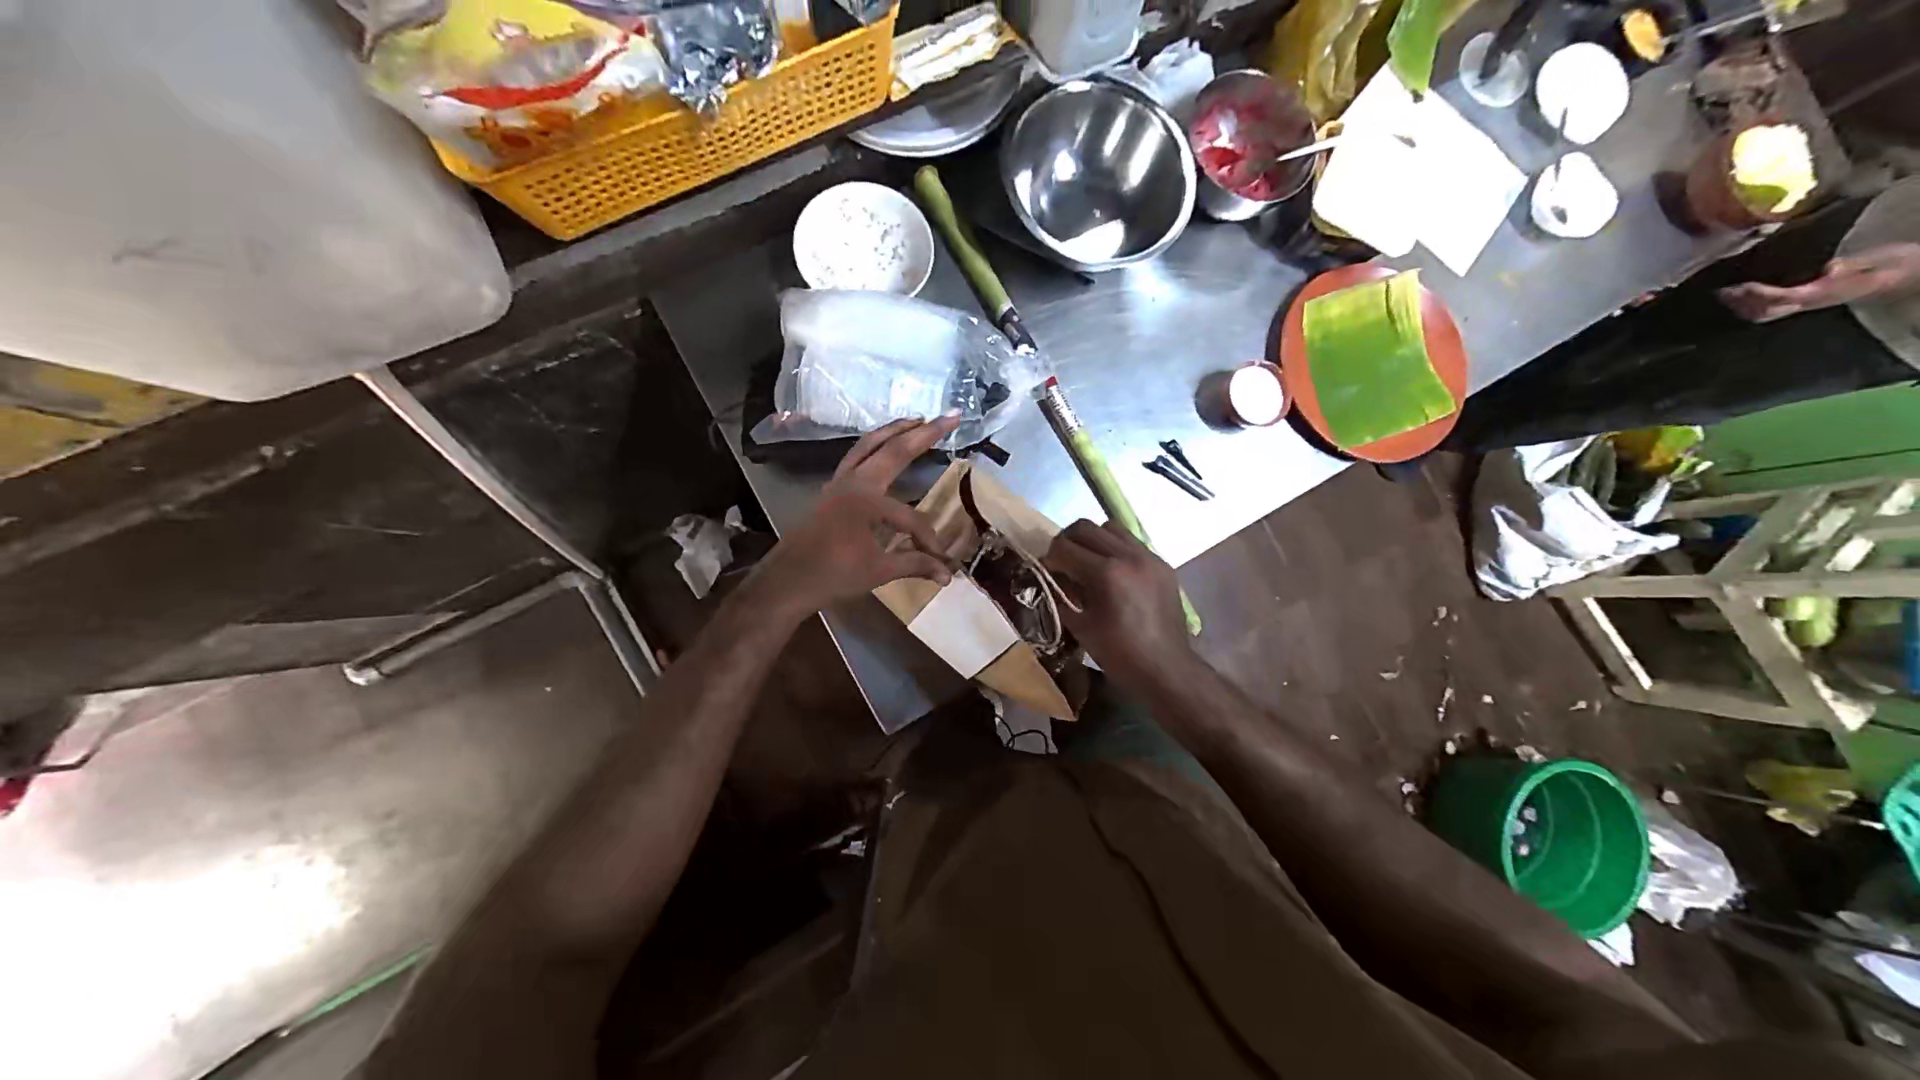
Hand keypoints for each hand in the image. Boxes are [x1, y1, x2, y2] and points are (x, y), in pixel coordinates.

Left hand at [751, 417, 960, 618]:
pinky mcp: (831, 491)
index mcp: (866, 501)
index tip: (941, 561)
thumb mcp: (878, 572)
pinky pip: (856, 458)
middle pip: (892, 449)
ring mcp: (839, 483)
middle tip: (949, 417)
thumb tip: (948, 575)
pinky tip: (883, 449)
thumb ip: (915, 565)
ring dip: (894, 431)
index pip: (911, 517)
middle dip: (923, 433)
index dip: (928, 539)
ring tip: (917, 420)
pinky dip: (874, 447)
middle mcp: (853, 483)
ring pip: (868, 445)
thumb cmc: (832, 576)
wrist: (786, 582)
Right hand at [1044, 520, 1199, 692]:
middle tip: (1062, 562)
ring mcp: (1149, 557)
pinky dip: (1115, 549)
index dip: (1049, 557)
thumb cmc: (1119, 654)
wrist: (1166, 669)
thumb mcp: (1080, 627)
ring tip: (1088, 562)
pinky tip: (1113, 573)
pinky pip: (1132, 543)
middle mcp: (1129, 556)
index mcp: (1106, 573)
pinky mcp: (1162, 564)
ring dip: (1092, 540)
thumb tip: (1049, 578)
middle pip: (1085, 527)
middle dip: (1067, 542)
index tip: (1046, 570)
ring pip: (1110, 528)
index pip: (1064, 546)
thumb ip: (1061, 595)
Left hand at [1719, 242, 1919, 320]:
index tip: (1740, 287)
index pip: (1785, 298)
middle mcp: (1812, 303)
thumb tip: (1832, 267)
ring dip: (1742, 307)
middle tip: (1722, 292)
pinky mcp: (1807, 303)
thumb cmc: (1895, 263)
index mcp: (1826, 292)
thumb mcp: (1881, 260)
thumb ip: (1855, 264)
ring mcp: (1808, 305)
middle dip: (1742, 304)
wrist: (1907, 275)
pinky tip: (1741, 300)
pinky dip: (1752, 307)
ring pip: (1766, 314)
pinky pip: (1772, 311)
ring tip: (1725, 296)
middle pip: (1767, 311)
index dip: (1760, 295)